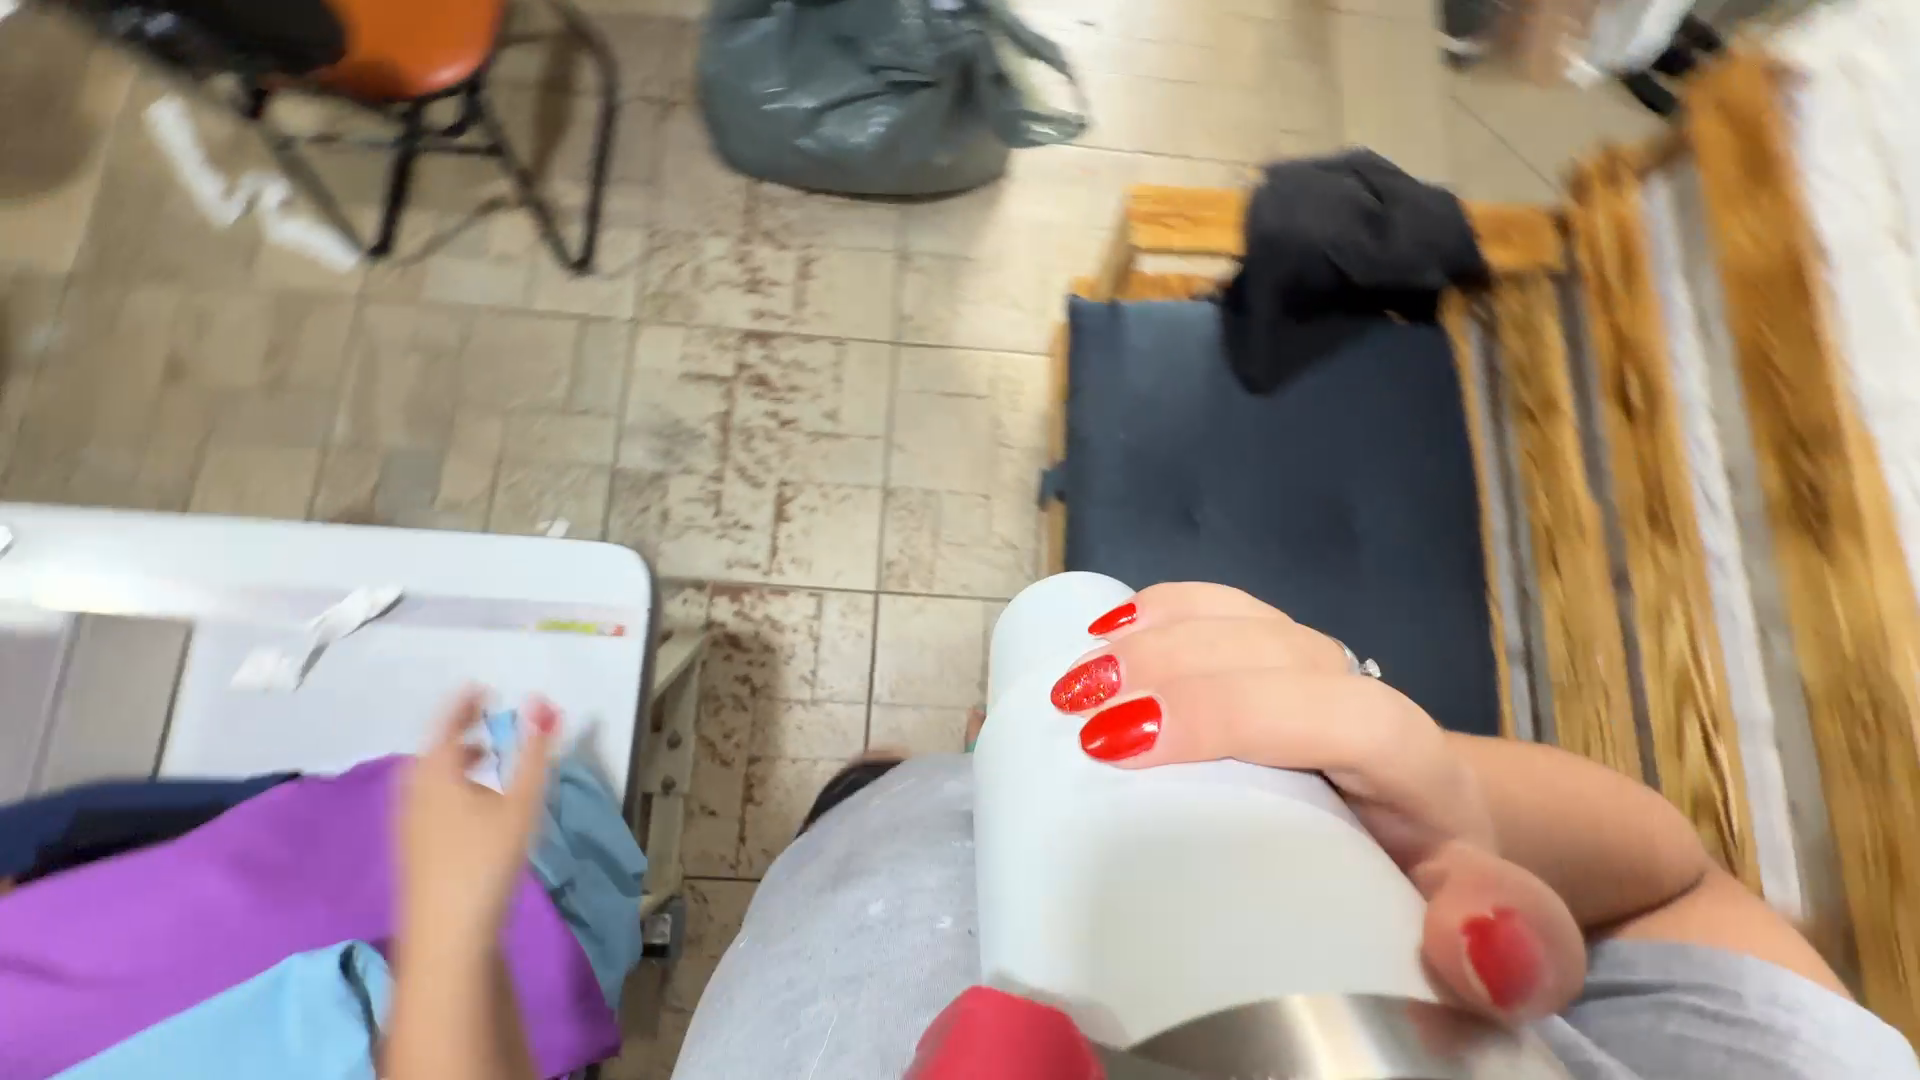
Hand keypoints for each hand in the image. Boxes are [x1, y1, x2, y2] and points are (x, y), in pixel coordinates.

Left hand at [398, 687, 558, 945]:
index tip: (482, 688)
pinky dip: (450, 782)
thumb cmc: (487, 858)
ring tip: (484, 756)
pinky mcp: (414, 847)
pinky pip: (429, 797)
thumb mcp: (522, 800)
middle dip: (458, 731)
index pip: (446, 725)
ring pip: (429, 777)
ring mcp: (409, 823)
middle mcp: (415, 793)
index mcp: (437, 774)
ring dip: (454, 758)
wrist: (447, 933)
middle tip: (484, 719)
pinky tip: (473, 800)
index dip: (463, 704)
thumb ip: (535, 750)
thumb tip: (543, 702)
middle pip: (433, 751)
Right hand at [1049, 583, 1586, 1021]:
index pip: (1334, 713)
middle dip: (1163, 669)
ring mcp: (1307, 657)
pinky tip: (1105, 634)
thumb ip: (1504, 947)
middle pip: (1267, 649)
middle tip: (1073, 713)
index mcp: (1413, 759)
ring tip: (1074, 675)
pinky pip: (1212, 603)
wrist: (1429, 823)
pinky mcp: (1265, 646)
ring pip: (1233, 613)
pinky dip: (1155, 610)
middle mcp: (1359, 688)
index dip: (1223, 714)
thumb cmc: (1428, 884)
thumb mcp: (1477, 930)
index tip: (1119, 748)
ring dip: (1146, 634)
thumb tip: (1471, 948)